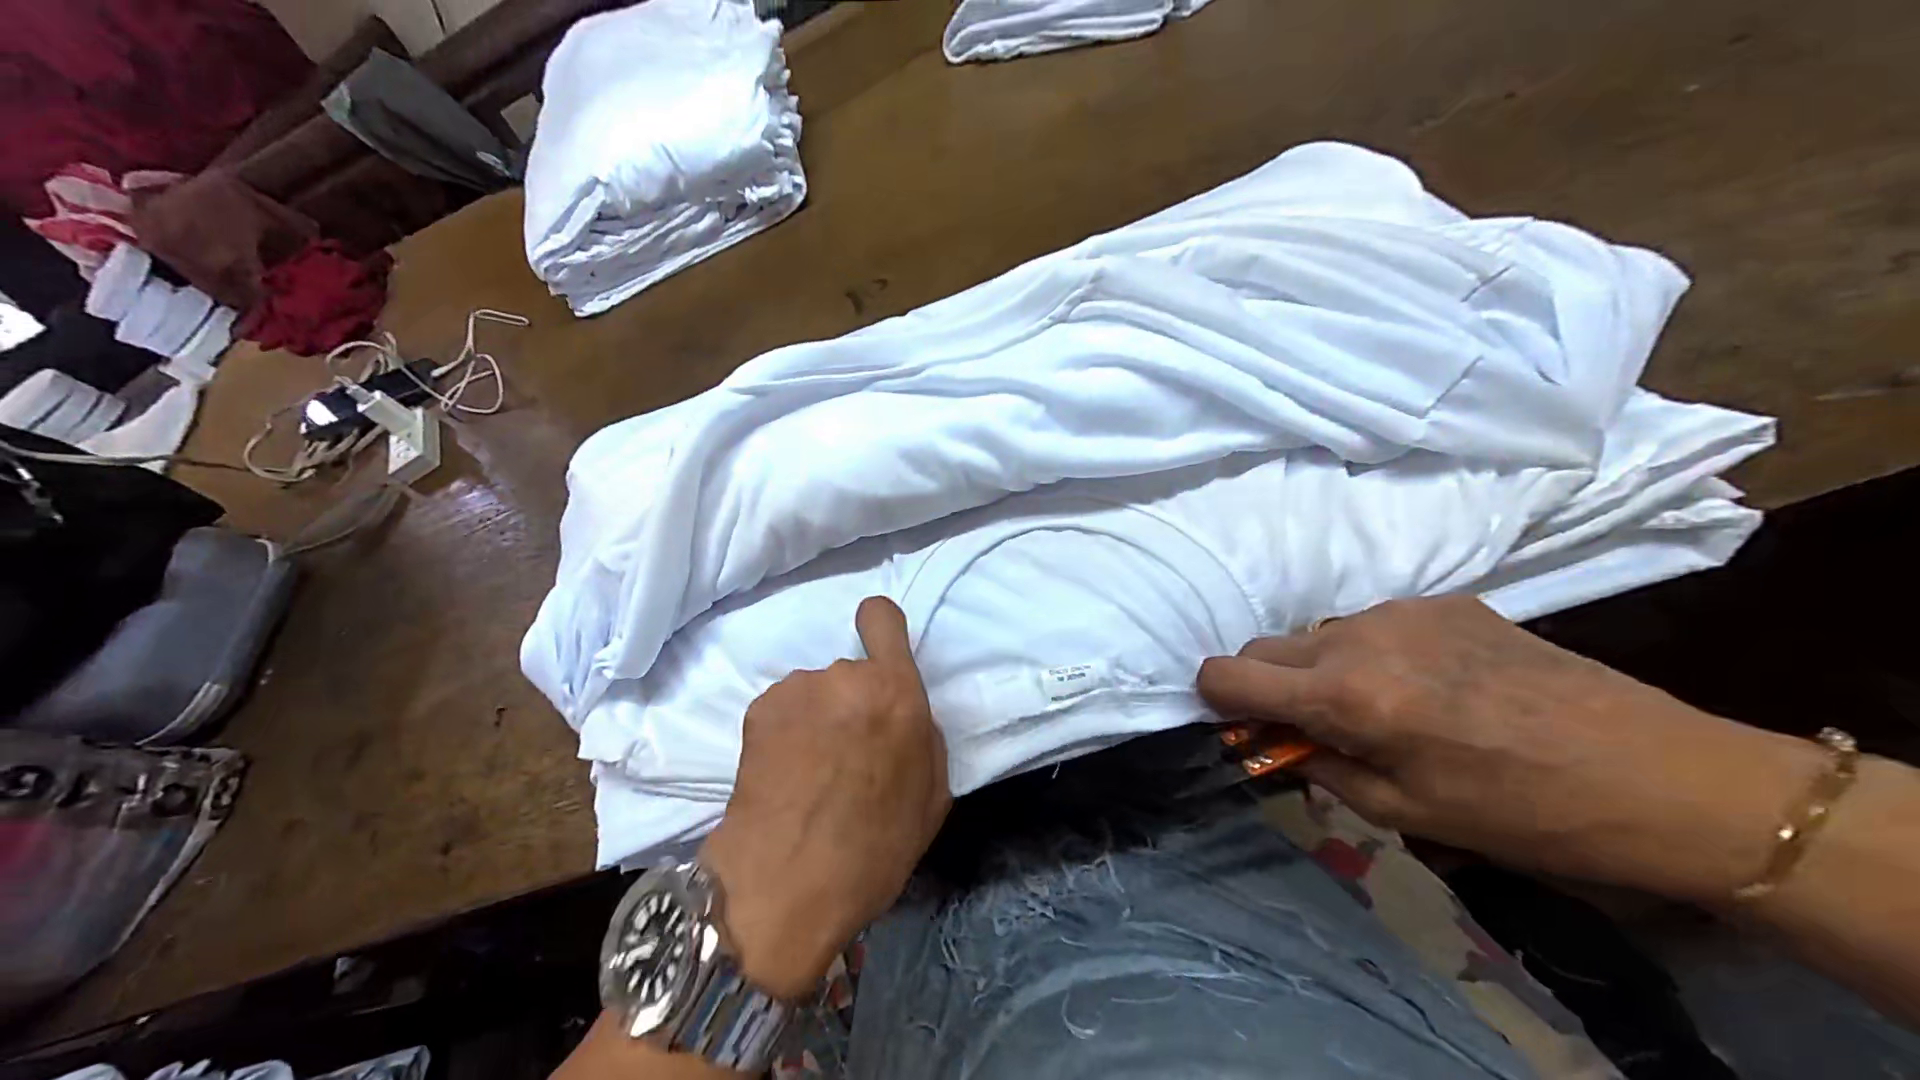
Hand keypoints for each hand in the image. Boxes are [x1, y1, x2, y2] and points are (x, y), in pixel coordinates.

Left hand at [699, 596, 949, 998]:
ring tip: (812, 773)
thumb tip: (905, 715)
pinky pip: (785, 709)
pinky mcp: (759, 708)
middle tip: (847, 756)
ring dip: (818, 719)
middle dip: (854, 703)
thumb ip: (924, 738)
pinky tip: (785, 775)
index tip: (876, 652)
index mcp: (897, 693)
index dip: (879, 628)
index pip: (882, 618)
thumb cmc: (874, 848)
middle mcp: (846, 676)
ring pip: (817, 693)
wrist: (785, 884)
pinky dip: (786, 732)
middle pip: (854, 673)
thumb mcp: (931, 798)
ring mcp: (797, 689)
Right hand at [1197, 596, 1823, 903]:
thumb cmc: (1524, 812)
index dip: (1216, 697)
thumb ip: (1321, 767)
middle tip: (1313, 725)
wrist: (1659, 771)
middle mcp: (1359, 637)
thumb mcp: (1404, 811)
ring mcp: (1403, 610)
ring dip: (1323, 667)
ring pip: (1320, 632)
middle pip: (1266, 645)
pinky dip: (1374, 652)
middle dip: (1269, 684)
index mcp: (1346, 696)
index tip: (1233, 720)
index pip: (1232, 675)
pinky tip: (1430, 683)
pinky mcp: (1445, 600)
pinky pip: (1374, 623)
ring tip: (1382, 705)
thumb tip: (1278, 743)